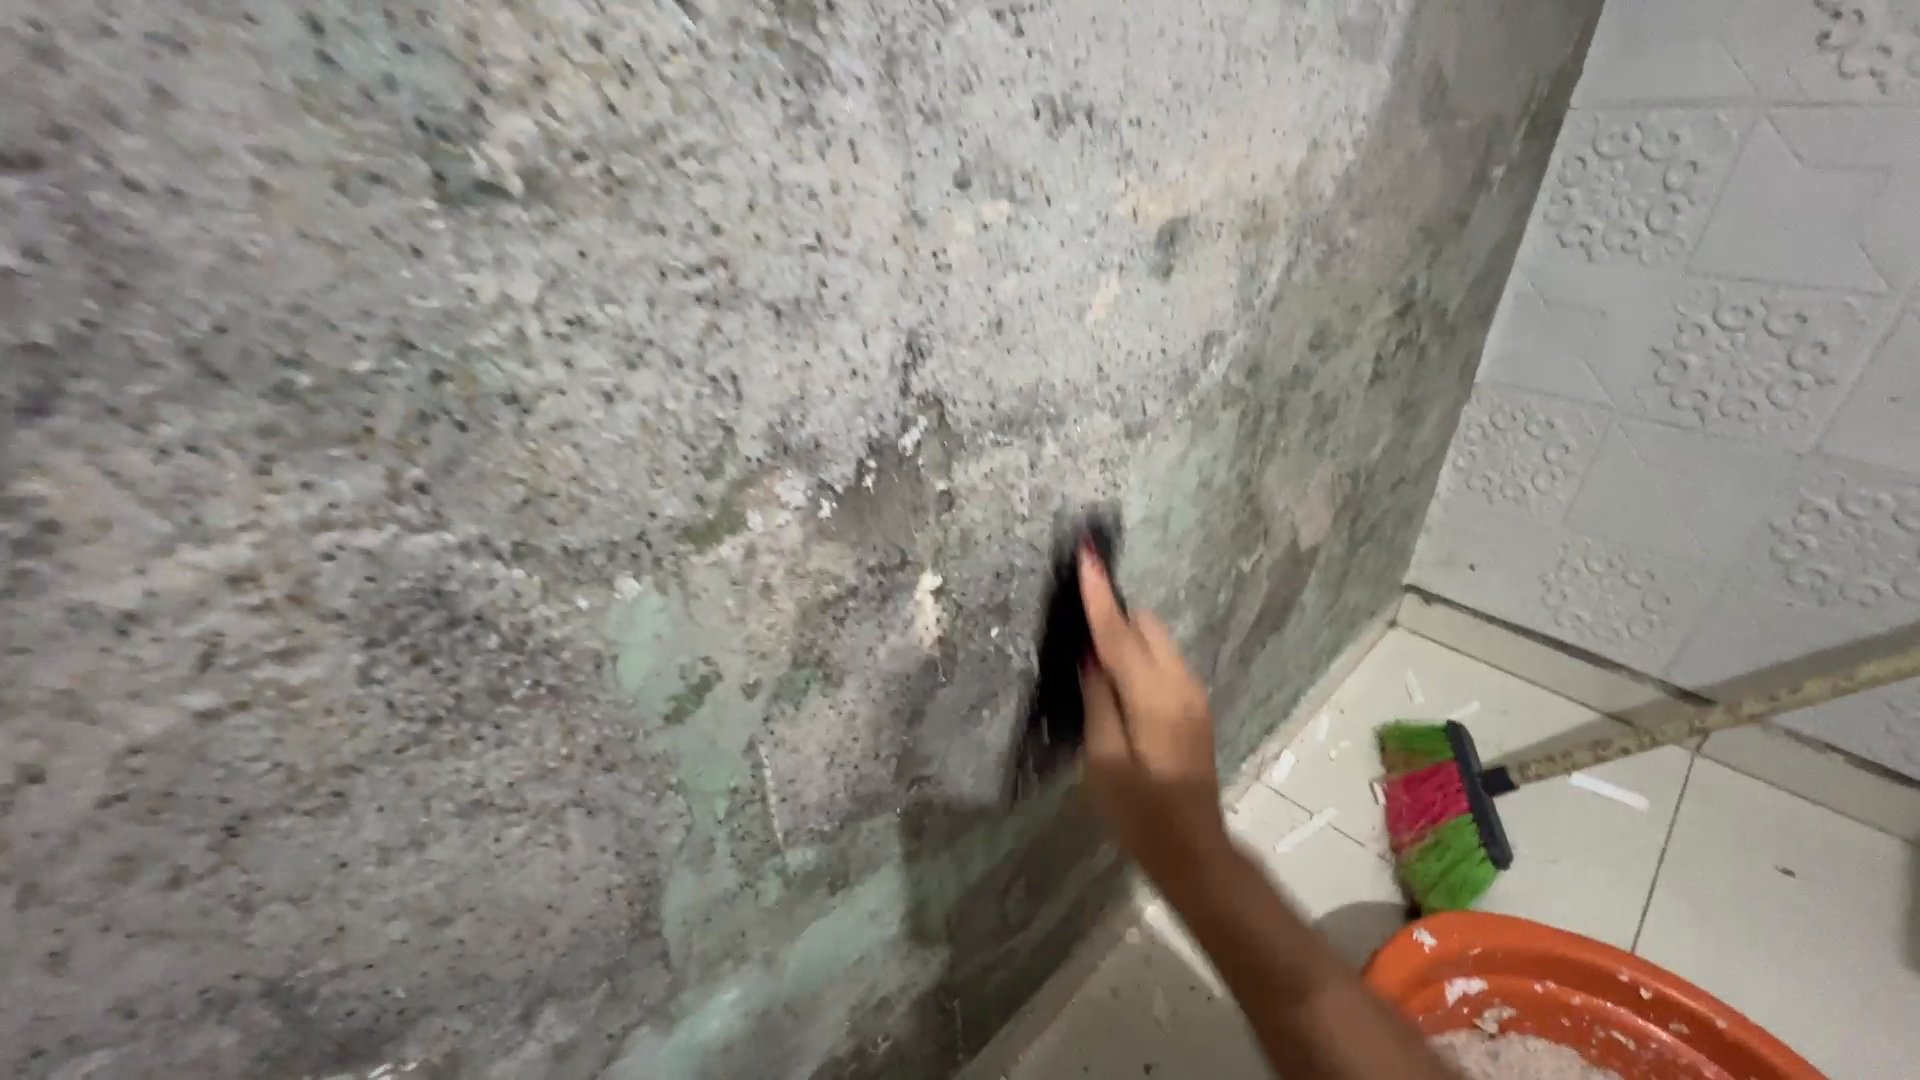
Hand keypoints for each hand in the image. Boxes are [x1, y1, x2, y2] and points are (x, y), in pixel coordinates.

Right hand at [1077, 547, 1228, 879]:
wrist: (1194, 848)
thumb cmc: (1139, 813)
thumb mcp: (1103, 760)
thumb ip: (1097, 699)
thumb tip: (1090, 653)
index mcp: (1154, 697)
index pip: (1120, 633)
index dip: (1099, 594)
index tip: (1087, 554)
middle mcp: (1181, 683)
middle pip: (1145, 625)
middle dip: (1114, 616)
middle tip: (1077, 630)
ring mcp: (1193, 693)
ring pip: (1158, 639)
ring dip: (1128, 635)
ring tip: (1094, 657)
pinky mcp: (1195, 704)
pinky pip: (1164, 659)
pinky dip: (1140, 655)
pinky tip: (1118, 679)